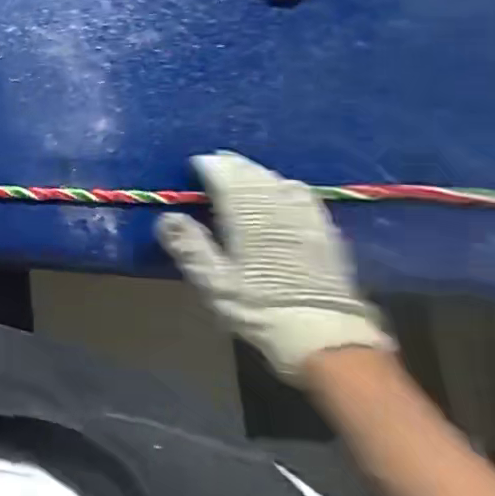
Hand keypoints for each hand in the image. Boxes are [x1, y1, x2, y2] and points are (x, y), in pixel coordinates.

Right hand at [155, 151, 392, 379]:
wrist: (322, 337)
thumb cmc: (257, 308)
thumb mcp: (212, 282)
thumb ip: (190, 246)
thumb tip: (168, 216)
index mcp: (249, 226)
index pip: (231, 186)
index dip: (214, 170)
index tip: (197, 162)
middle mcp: (280, 219)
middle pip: (259, 183)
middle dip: (238, 167)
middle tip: (219, 159)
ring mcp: (308, 228)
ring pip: (285, 189)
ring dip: (264, 175)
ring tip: (249, 171)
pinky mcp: (326, 240)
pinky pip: (309, 204)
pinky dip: (293, 190)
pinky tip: (289, 190)